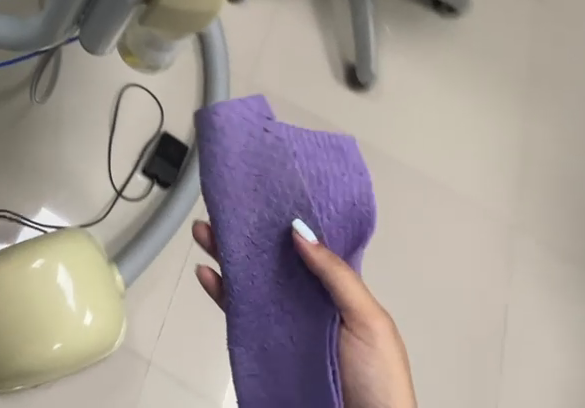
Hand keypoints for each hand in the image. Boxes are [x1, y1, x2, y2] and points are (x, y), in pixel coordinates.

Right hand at [193, 219, 415, 407]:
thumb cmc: (381, 384)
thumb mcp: (370, 322)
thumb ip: (337, 275)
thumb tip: (299, 229)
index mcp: (335, 294)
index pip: (303, 250)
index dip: (281, 225)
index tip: (260, 201)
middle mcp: (306, 305)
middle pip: (269, 262)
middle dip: (244, 236)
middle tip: (219, 213)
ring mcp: (284, 327)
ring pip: (249, 283)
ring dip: (225, 257)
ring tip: (204, 233)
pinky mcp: (265, 350)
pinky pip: (239, 315)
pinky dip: (220, 293)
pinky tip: (207, 276)